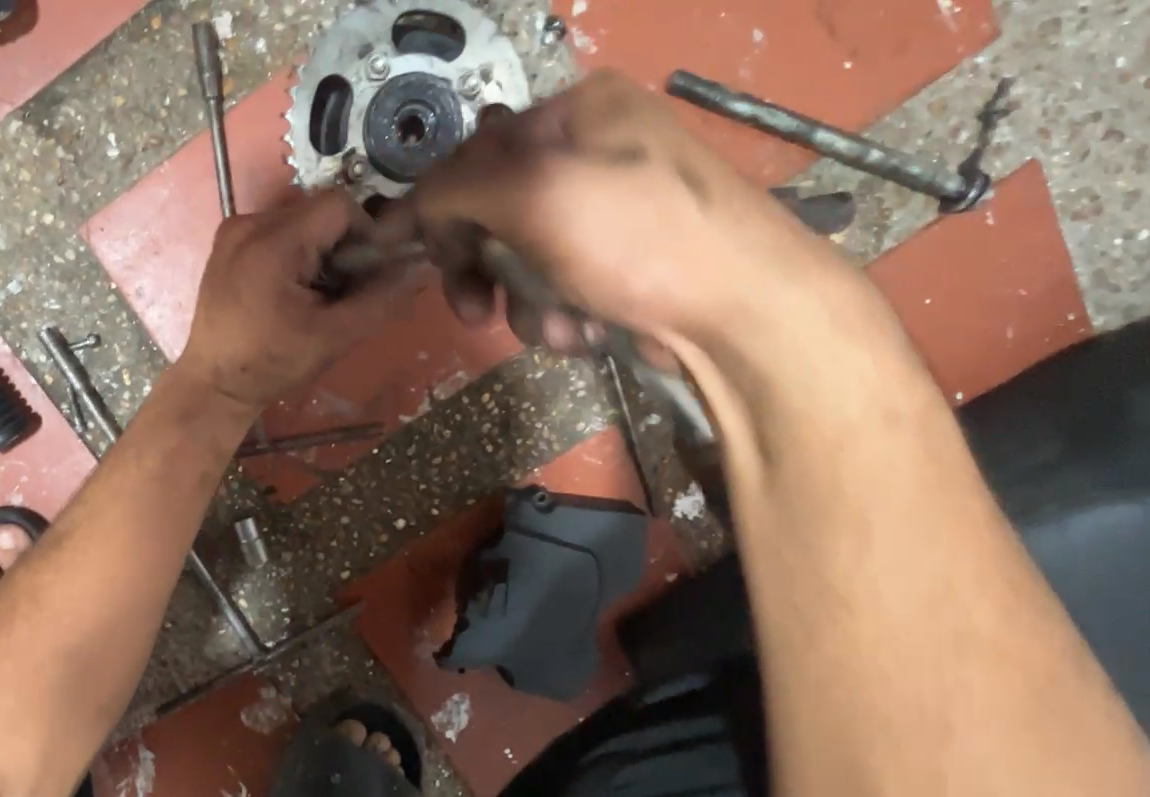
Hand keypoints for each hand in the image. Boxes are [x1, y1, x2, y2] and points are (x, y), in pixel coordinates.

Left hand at [178, 189, 424, 414]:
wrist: (214, 385)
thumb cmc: (272, 365)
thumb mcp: (334, 336)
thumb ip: (380, 299)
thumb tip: (420, 268)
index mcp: (272, 242)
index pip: (339, 205)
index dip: (364, 233)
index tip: (366, 274)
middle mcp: (248, 223)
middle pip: (318, 211)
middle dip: (340, 246)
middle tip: (341, 292)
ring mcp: (233, 232)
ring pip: (298, 221)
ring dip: (318, 252)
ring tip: (315, 297)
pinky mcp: (227, 245)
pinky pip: (275, 233)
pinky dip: (294, 255)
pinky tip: (292, 294)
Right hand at [402, 71, 882, 360]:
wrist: (740, 311)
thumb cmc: (638, 237)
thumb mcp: (537, 195)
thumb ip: (460, 189)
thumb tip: (412, 205)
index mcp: (579, 110)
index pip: (477, 154)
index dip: (440, 208)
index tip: (410, 256)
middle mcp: (595, 153)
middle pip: (497, 213)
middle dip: (485, 270)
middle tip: (475, 311)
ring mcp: (612, 212)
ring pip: (526, 261)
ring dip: (527, 305)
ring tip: (558, 328)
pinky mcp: (625, 264)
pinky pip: (561, 288)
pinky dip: (561, 317)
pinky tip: (584, 333)